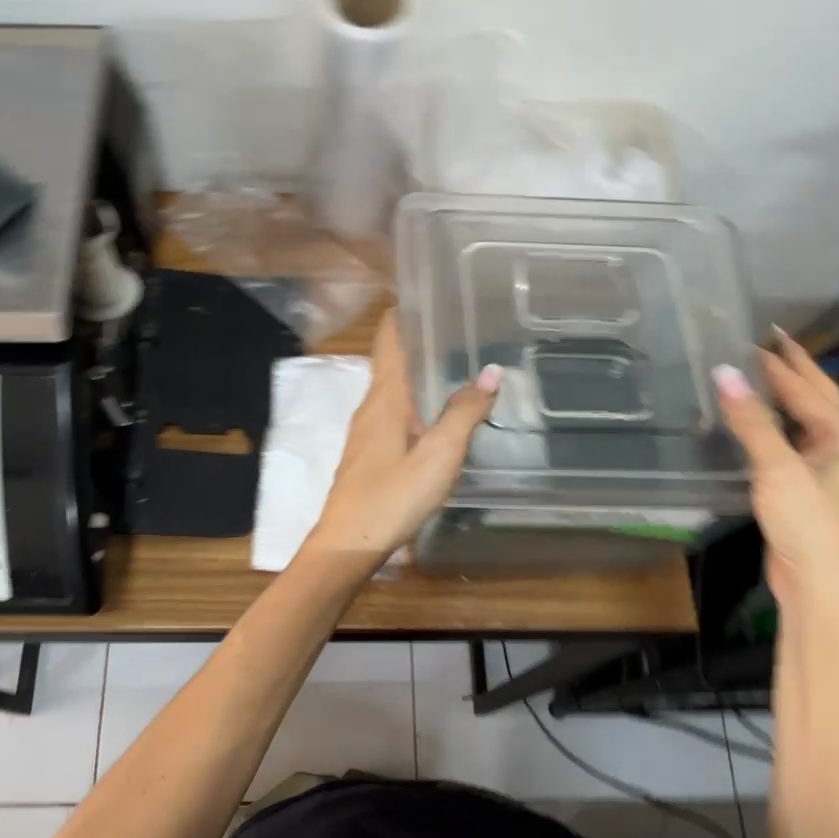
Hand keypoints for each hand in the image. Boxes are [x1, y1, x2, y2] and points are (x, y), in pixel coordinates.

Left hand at [302, 311, 501, 562]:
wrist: (347, 544)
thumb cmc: (393, 496)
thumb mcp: (439, 456)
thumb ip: (464, 413)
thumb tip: (491, 371)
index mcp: (384, 399)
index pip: (389, 340)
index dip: (403, 313)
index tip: (427, 293)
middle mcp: (369, 408)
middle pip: (391, 363)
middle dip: (418, 342)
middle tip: (457, 327)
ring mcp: (364, 434)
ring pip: (392, 391)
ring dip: (417, 375)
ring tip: (453, 366)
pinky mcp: (366, 456)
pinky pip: (392, 416)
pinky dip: (413, 403)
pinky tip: (433, 417)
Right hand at [713, 332, 838, 607]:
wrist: (824, 589)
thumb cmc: (811, 525)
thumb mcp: (779, 469)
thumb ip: (751, 422)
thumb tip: (723, 373)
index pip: (810, 389)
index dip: (782, 364)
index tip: (759, 337)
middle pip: (817, 401)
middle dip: (794, 373)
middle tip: (770, 345)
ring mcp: (832, 476)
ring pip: (805, 427)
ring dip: (785, 402)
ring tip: (759, 380)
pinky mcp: (812, 497)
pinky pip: (794, 450)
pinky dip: (776, 433)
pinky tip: (758, 432)